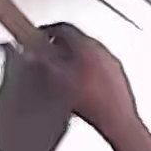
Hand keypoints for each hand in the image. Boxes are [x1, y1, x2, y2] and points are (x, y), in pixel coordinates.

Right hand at [38, 22, 140, 141]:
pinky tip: (81, 84)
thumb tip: (32, 51)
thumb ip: (42, 61)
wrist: (117, 121)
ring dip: (74, 57)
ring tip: (63, 71)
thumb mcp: (57, 79)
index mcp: (86, 45)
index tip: (41, 37)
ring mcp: (112, 62)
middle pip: (76, 39)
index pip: (63, 28)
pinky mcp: (119, 76)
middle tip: (49, 54)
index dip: (48, 32)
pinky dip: (87, 69)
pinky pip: (99, 65)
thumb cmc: (91, 101)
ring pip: (88, 52)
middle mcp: (101, 49)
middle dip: (60, 46)